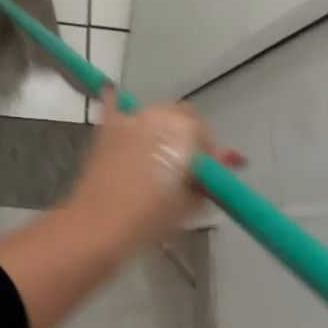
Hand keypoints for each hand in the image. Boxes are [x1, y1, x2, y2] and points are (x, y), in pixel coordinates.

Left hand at [61, 91, 243, 252]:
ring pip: (154, 113)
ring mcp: (129, 118)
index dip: (209, 151)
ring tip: (159, 151)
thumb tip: (229, 160)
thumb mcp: (189, 202)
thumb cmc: (150, 217)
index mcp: (182, 131)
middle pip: (180, 116)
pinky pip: (116, 106)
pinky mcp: (106, 126)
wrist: (99, 222)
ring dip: (162, 126)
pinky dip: (120, 105)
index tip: (206, 172)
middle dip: (187, 134)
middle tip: (186, 163)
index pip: (204, 131)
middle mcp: (157, 116)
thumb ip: (210, 177)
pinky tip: (121, 107)